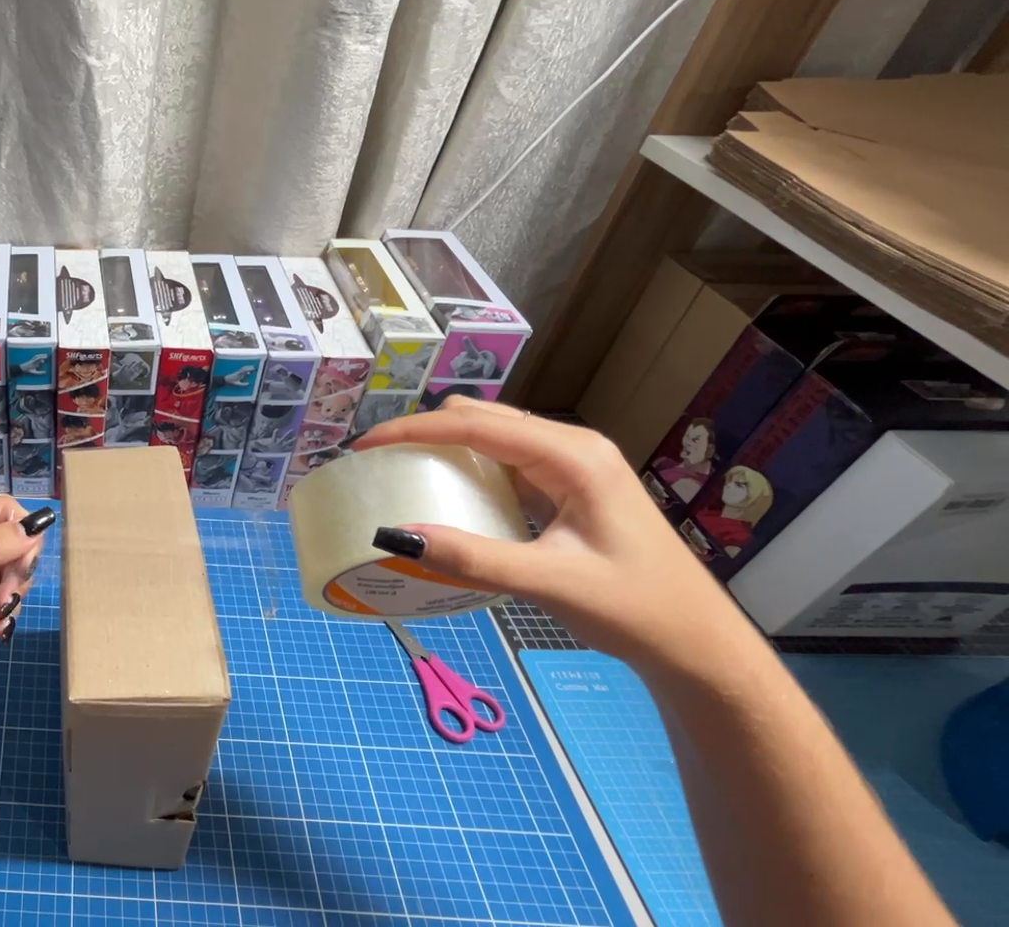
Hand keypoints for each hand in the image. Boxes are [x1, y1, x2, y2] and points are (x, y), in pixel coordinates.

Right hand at [353, 397, 761, 675]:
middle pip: (481, 416)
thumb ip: (471, 557)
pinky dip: (467, 466)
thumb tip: (393, 536)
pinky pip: (505, 460)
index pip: (476, 425)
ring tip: (403, 471)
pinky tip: (448, 492)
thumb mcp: (548, 583)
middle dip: (425, 430)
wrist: (697, 645)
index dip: (413, 430)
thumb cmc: (634, 610)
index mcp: (573, 457)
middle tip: (380, 463)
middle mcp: (571, 447)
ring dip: (445, 445)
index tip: (365, 446)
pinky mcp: (568, 487)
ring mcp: (572, 465)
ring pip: (492, 434)